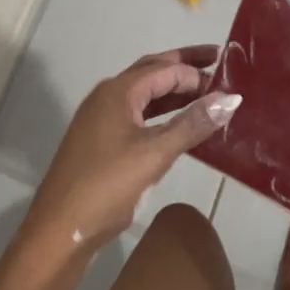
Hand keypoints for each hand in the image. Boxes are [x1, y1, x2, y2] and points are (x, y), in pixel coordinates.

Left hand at [22, 47, 242, 250]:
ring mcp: (101, 117)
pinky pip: (137, 113)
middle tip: (216, 60)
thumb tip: (230, 98)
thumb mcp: (155, 154)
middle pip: (151, 70)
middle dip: (183, 65)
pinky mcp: (101, 139)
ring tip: (204, 91)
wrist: (59, 229)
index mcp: (118, 90)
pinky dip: (160, 112)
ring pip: (143, 93)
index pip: (164, 69)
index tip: (225, 80)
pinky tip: (177, 123)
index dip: (194, 73)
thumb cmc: (107, 185)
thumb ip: (192, 124)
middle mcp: (108, 95)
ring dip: (172, 90)